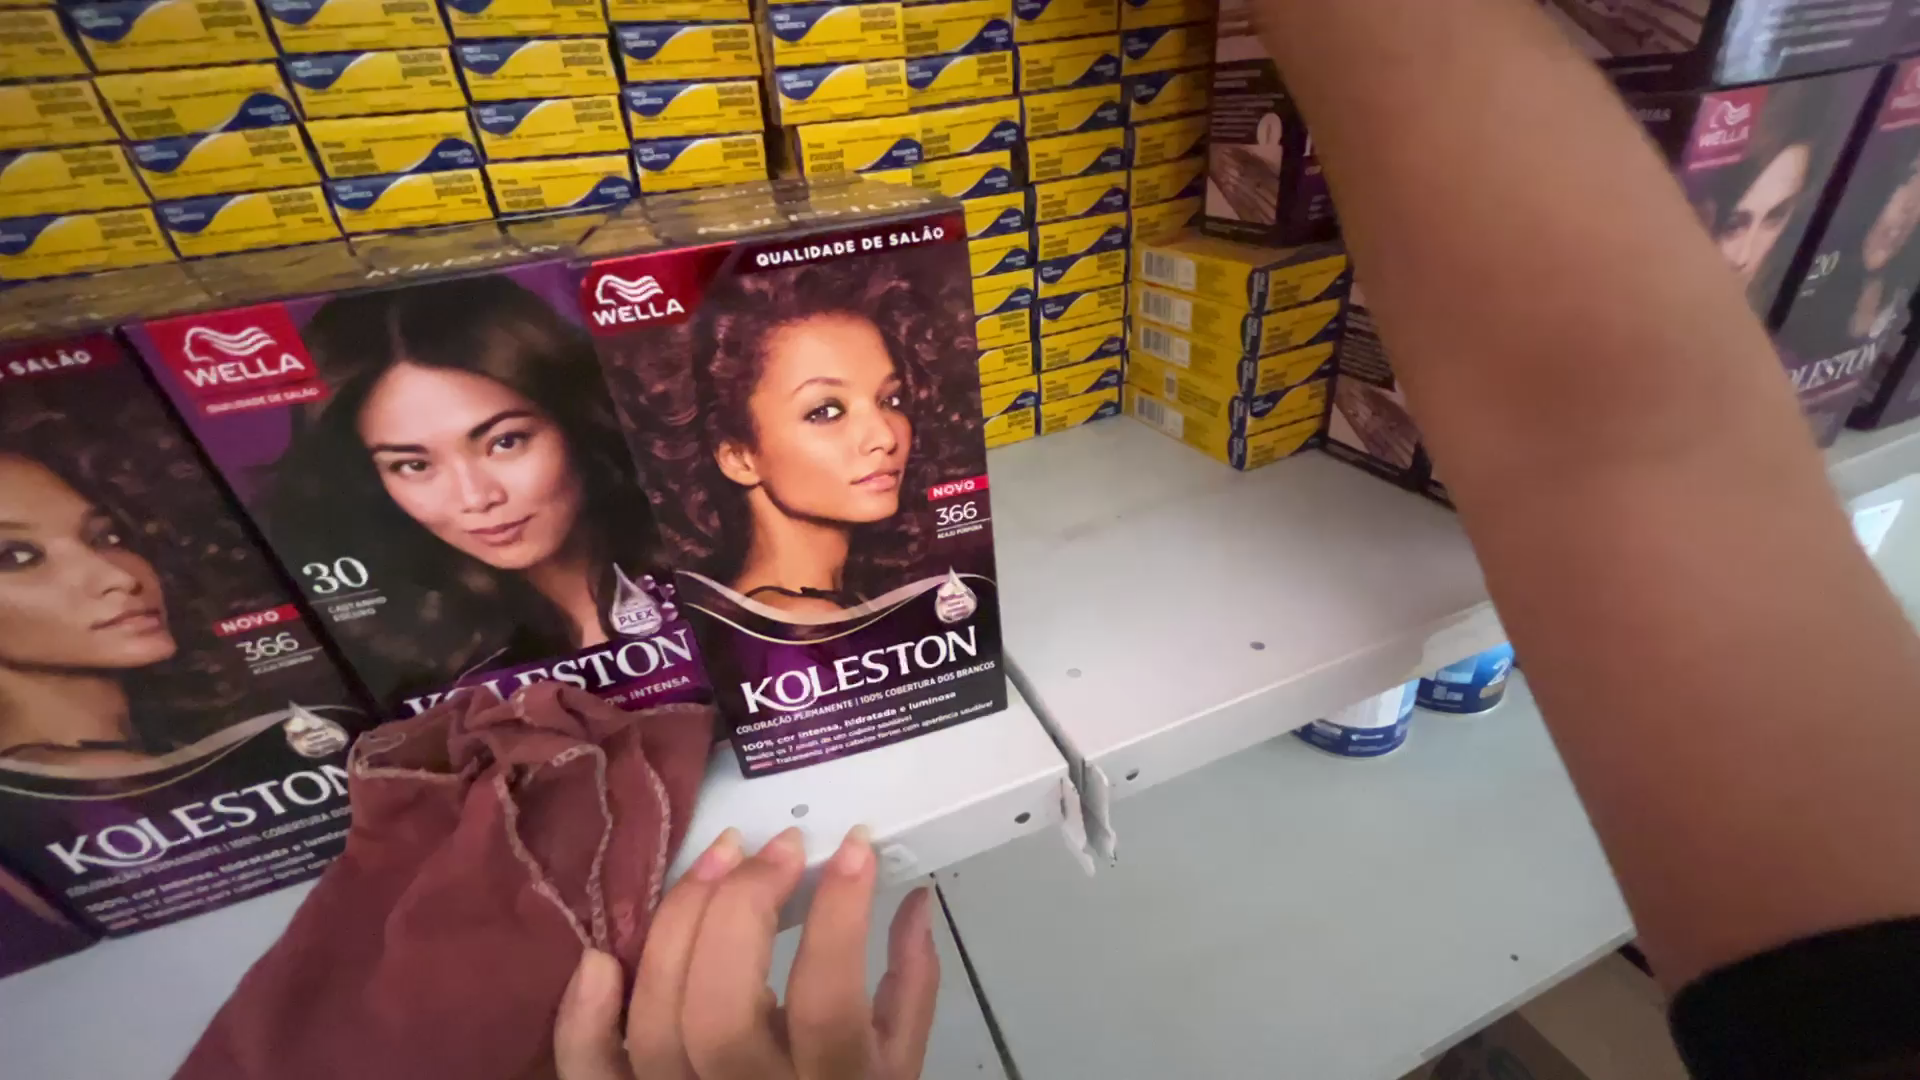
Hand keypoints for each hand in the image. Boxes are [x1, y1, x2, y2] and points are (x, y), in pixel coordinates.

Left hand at [553, 826, 940, 1079]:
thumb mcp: (901, 1062)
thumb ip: (912, 981)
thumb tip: (914, 897)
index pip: (828, 998)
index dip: (839, 914)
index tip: (854, 845)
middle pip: (720, 1006)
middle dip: (745, 904)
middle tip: (780, 847)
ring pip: (656, 1019)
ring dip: (680, 920)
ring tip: (723, 854)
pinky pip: (590, 1076)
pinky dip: (583, 1019)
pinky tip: (601, 957)